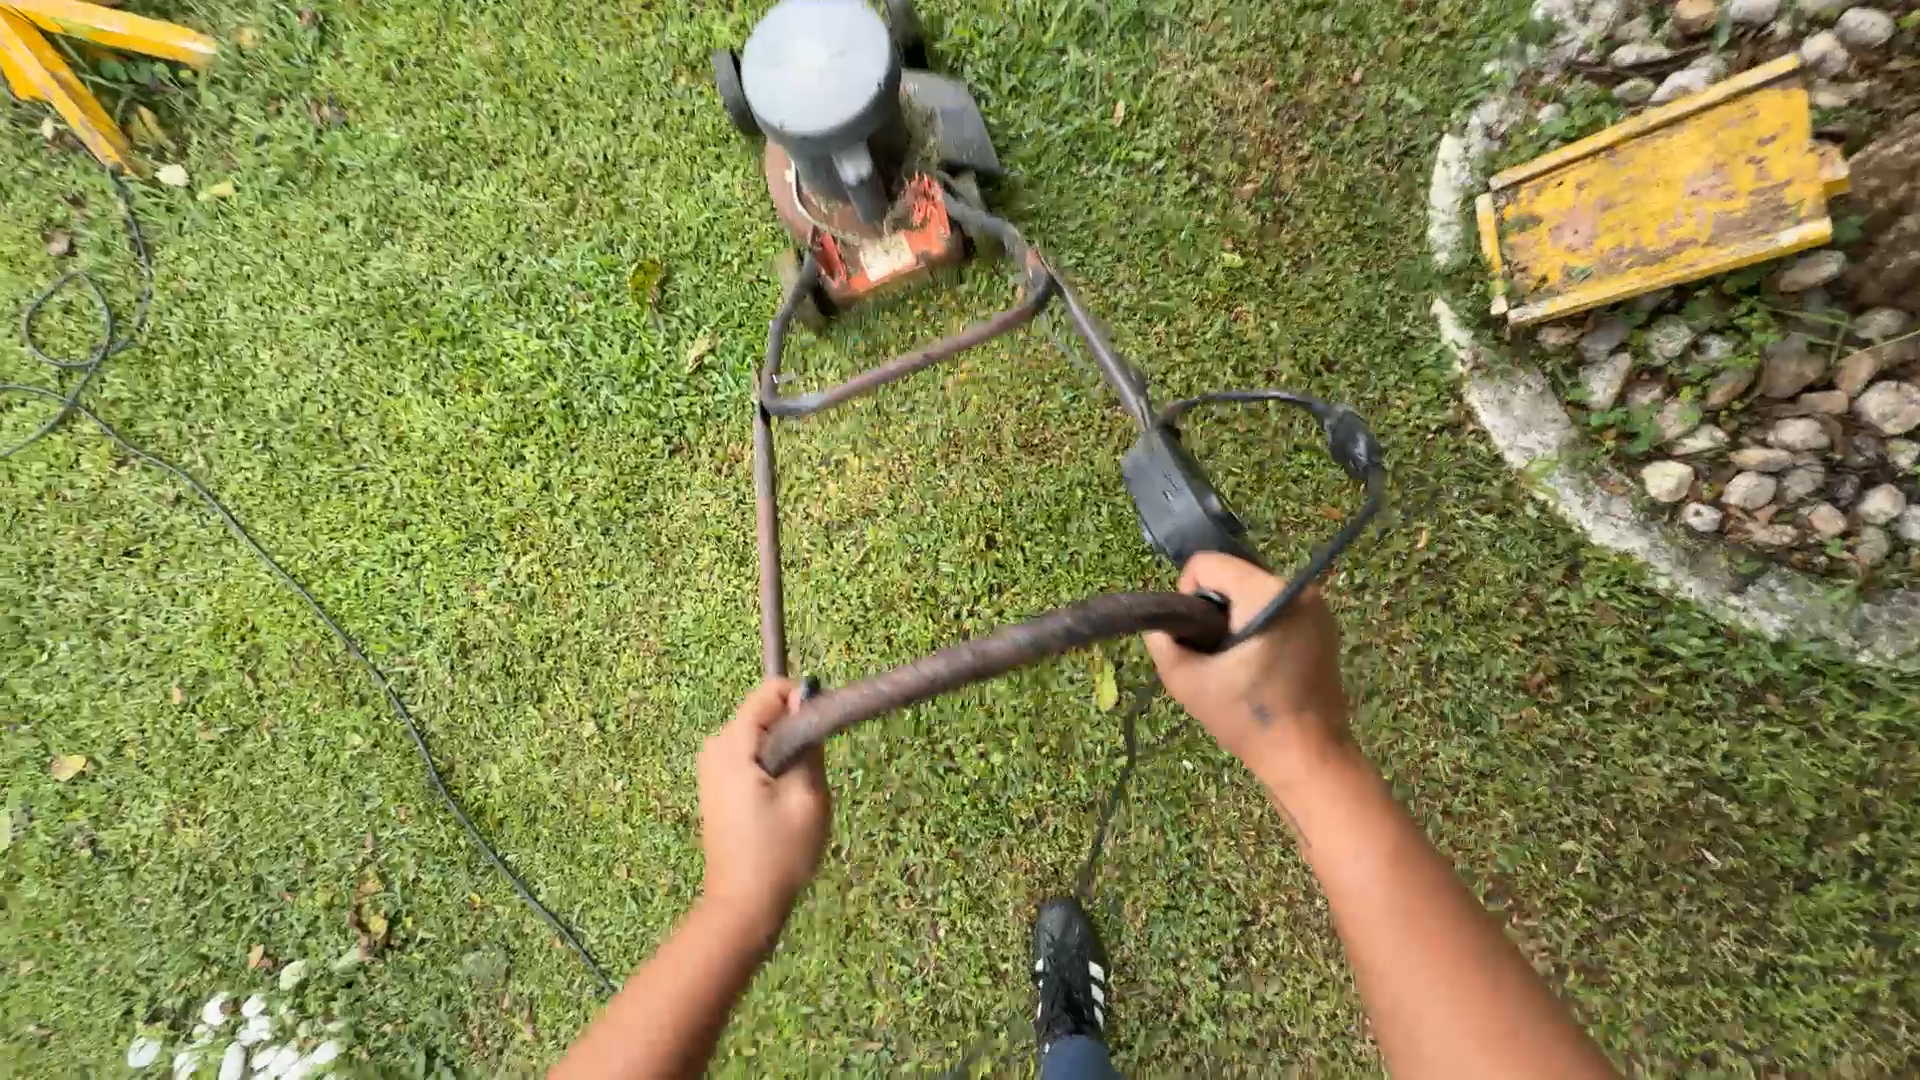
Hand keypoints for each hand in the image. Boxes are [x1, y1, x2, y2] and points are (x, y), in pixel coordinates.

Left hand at [696, 680, 830, 938]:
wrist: (743, 906)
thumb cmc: (780, 851)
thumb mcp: (808, 793)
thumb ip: (808, 740)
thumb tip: (807, 696)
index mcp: (733, 745)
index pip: (770, 691)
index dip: (803, 700)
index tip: (823, 730)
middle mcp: (714, 746)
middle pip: (764, 710)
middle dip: (794, 728)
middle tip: (813, 769)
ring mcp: (711, 765)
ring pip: (760, 731)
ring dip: (785, 748)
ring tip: (798, 789)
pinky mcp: (716, 782)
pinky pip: (750, 751)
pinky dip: (772, 762)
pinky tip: (781, 799)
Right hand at [1144, 552, 1350, 786]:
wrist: (1309, 757)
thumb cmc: (1246, 719)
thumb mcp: (1185, 680)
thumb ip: (1161, 641)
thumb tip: (1160, 624)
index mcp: (1267, 595)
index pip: (1207, 564)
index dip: (1186, 596)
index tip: (1195, 637)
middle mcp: (1298, 589)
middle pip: (1230, 576)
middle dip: (1212, 609)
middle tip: (1213, 655)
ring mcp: (1316, 606)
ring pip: (1249, 591)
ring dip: (1232, 618)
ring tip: (1233, 661)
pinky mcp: (1323, 624)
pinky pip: (1272, 607)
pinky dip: (1255, 625)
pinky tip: (1254, 663)